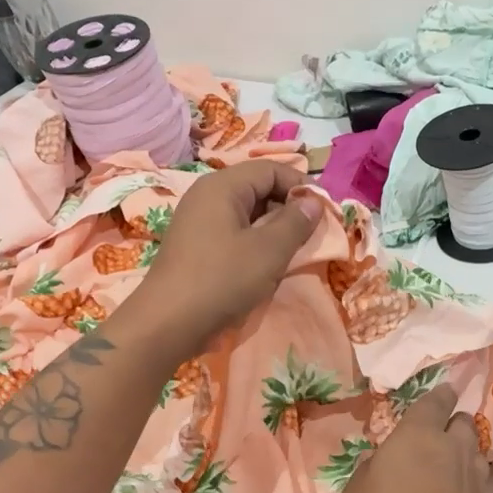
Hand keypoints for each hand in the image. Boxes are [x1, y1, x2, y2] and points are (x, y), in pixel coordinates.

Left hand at [128, 160, 325, 353]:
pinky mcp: (196, 246)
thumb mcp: (269, 251)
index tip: (323, 214)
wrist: (169, 322)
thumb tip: (314, 203)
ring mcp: (198, 222)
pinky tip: (264, 267)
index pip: (271, 169)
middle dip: (288, 208)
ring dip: (273, 229)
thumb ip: (296, 222)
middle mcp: (207, 196)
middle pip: (258, 188)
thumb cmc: (222, 279)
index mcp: (223, 186)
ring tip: (290, 253)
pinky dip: (254, 244)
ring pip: (247, 213)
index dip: (301, 187)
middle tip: (310, 236)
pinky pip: (233, 233)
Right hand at [342, 385, 492, 492]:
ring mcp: (475, 477)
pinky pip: (475, 481)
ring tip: (441, 470)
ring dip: (461, 454)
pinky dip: (464, 483)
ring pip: (473, 450)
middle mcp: (453, 447)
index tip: (438, 395)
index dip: (437, 396)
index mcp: (419, 435)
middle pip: (462, 422)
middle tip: (431, 440)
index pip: (436, 400)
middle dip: (451, 424)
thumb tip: (379, 462)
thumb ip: (367, 472)